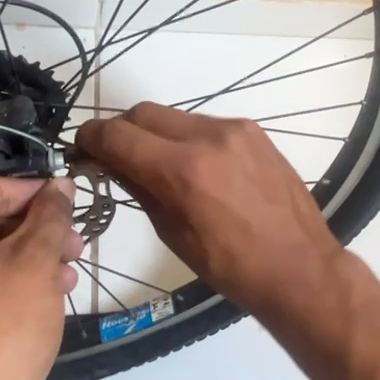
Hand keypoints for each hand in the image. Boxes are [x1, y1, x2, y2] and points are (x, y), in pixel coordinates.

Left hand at [0, 178, 82, 379]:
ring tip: (61, 284)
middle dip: (34, 237)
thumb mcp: (37, 262)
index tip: (72, 205)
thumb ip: (51, 216)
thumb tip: (58, 185)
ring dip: (21, 266)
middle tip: (74, 251)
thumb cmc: (0, 330)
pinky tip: (29, 309)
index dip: (39, 195)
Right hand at [74, 103, 346, 317]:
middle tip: (113, 156)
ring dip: (156, 134)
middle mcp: (208, 137)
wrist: (299, 266)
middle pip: (144, 113)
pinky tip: (195, 167)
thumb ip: (140, 189)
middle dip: (122, 131)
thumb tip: (112, 163)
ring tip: (156, 165)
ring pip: (176, 116)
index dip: (91, 138)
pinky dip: (188, 138)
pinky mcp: (254, 130)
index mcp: (183, 170)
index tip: (81, 149)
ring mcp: (235, 129)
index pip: (118, 135)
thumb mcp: (173, 233)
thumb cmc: (231, 267)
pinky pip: (206, 124)